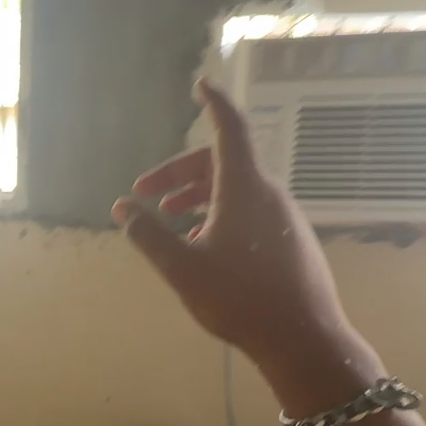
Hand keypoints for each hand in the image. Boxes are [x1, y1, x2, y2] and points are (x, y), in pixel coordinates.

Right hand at [113, 80, 370, 390]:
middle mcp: (268, 195)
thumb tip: (122, 207)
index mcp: (244, 190)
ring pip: (233, 190)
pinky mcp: (289, 241)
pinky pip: (247, 212)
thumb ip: (148, 234)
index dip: (214, 104)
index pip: (229, 130)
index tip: (200, 86)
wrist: (304, 339)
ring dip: (196, 197)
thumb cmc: (239, 298)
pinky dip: (217, 214)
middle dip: (178, 173)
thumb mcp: (181, 267)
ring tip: (169, 224)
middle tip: (144, 194)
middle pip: (220, 164)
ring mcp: (282, 218)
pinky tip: (200, 248)